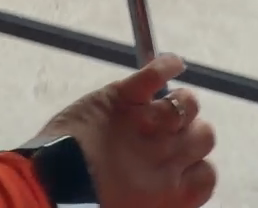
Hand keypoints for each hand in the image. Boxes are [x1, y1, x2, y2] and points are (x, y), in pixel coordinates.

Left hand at [37, 54, 216, 207]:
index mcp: (170, 195)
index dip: (198, 165)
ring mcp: (147, 124)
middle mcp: (167, 158)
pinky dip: (168, 64)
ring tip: (165, 106)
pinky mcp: (124, 96)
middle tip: (172, 133)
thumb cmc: (82, 205)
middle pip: (205, 135)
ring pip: (188, 103)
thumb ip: (156, 193)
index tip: (183, 164)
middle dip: (192, 131)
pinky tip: (174, 64)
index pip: (209, 175)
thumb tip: (167, 185)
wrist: (48, 189)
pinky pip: (156, 72)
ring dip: (181, 103)